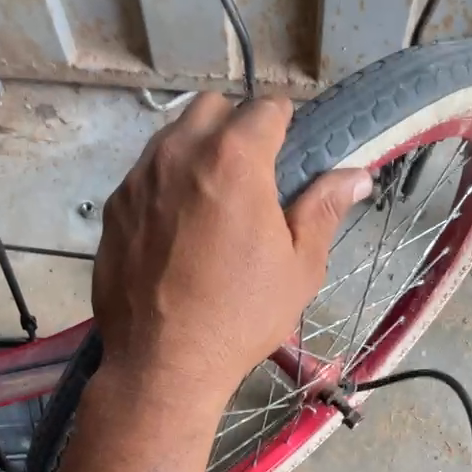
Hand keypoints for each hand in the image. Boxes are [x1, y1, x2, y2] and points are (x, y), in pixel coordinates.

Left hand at [90, 94, 372, 406]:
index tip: (288, 150)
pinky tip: (176, 228)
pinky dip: (164, 185)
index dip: (283, 125)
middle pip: (212, 108)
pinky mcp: (114, 208)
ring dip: (197, 151)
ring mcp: (139, 179)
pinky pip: (144, 175)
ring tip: (212, 200)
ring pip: (171, 136)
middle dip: (235, 127)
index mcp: (235, 160)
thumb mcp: (299, 269)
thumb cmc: (241, 318)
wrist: (163, 363)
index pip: (266, 109)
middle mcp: (180, 153)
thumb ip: (324, 210)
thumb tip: (357, 175)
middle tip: (250, 175)